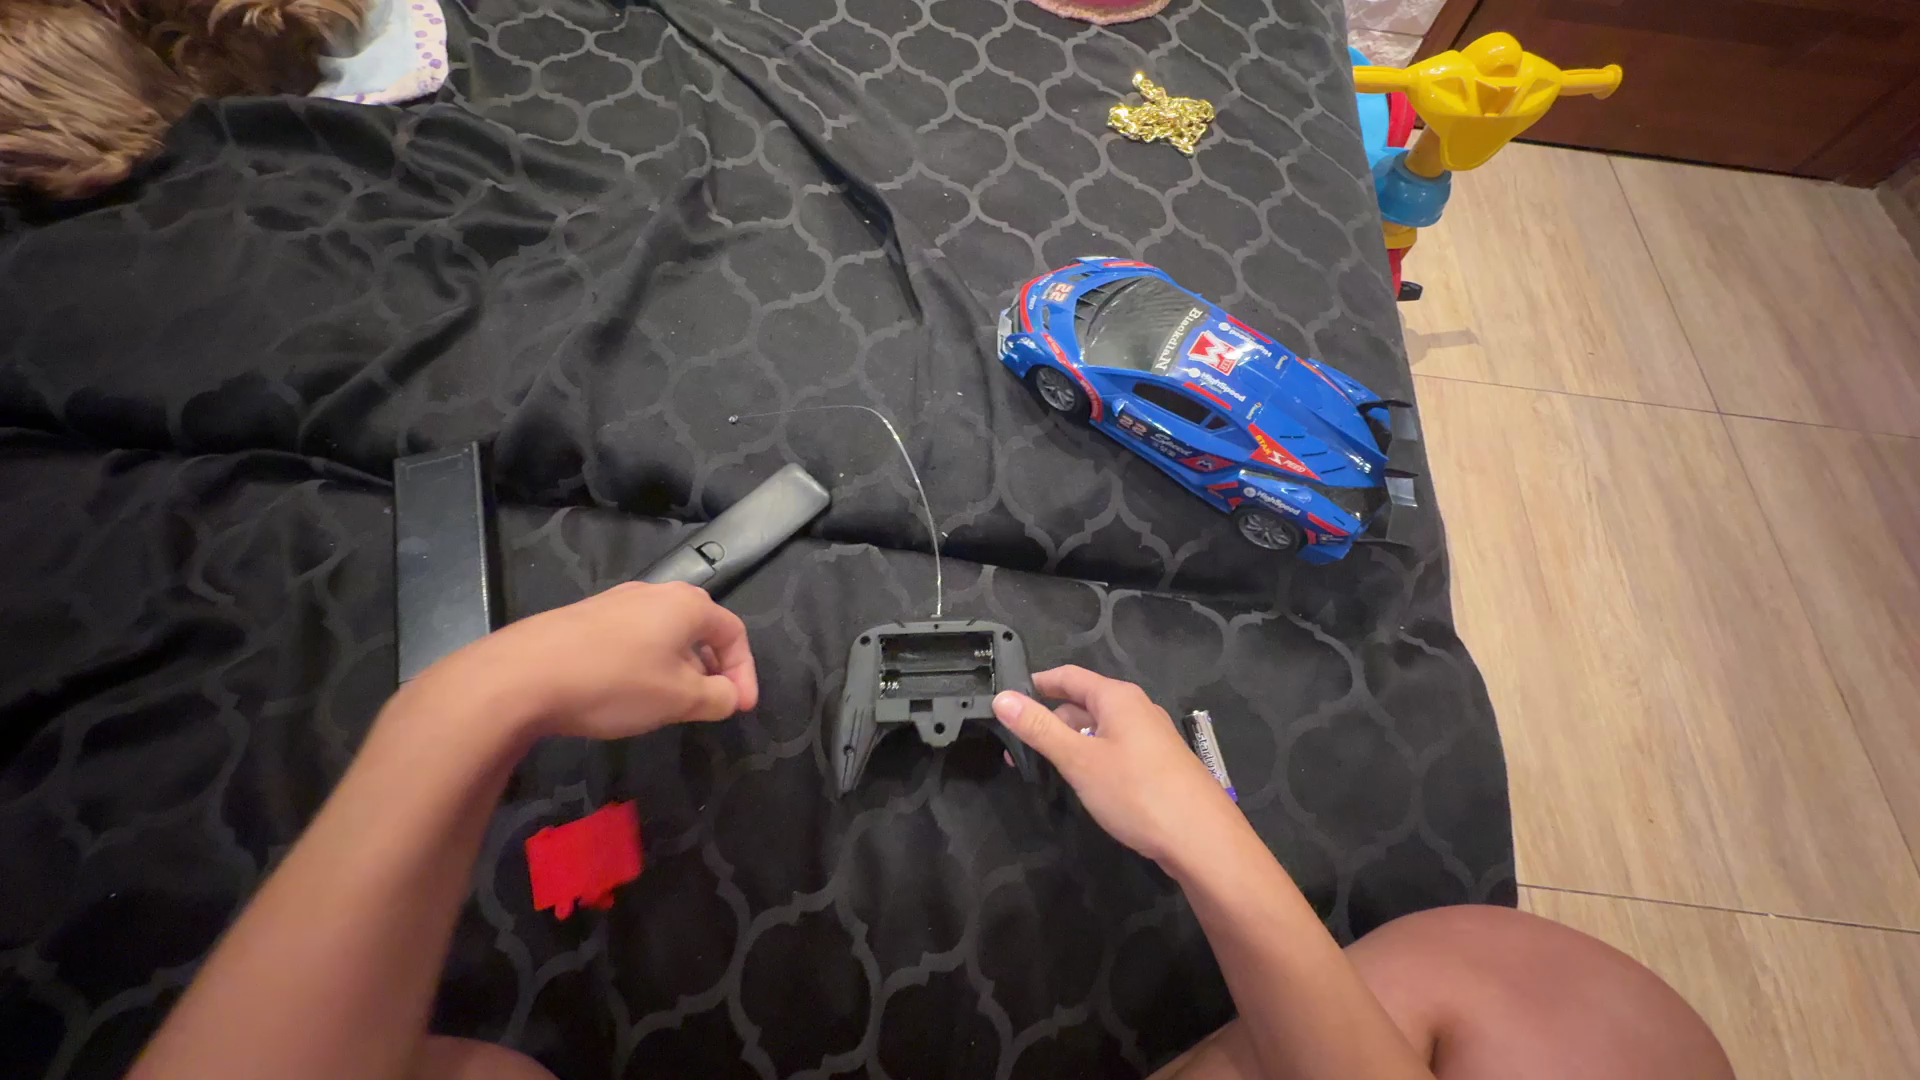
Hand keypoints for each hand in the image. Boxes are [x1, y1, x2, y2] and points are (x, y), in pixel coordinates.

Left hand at [417, 581, 757, 740]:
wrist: (519, 676)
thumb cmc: (615, 682)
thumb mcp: (679, 699)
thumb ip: (717, 698)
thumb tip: (730, 696)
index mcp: (687, 605)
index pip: (734, 633)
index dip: (745, 672)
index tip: (740, 707)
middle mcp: (656, 593)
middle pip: (701, 629)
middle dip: (713, 668)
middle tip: (711, 703)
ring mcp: (616, 602)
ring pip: (665, 634)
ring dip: (679, 668)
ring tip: (671, 702)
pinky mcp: (585, 618)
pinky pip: (633, 638)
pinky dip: (646, 663)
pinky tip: (628, 692)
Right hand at [994, 666, 1237, 864]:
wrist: (1203, 841)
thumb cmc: (1137, 792)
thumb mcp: (1079, 760)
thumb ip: (1039, 728)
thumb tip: (1002, 698)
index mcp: (1117, 697)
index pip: (1067, 676)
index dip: (1036, 684)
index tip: (1006, 699)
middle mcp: (1136, 708)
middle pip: (1082, 702)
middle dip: (1048, 719)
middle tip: (1014, 744)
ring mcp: (1150, 736)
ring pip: (1098, 728)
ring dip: (1068, 740)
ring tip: (1040, 766)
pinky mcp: (1158, 763)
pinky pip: (1114, 747)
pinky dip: (1090, 756)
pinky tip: (1081, 781)